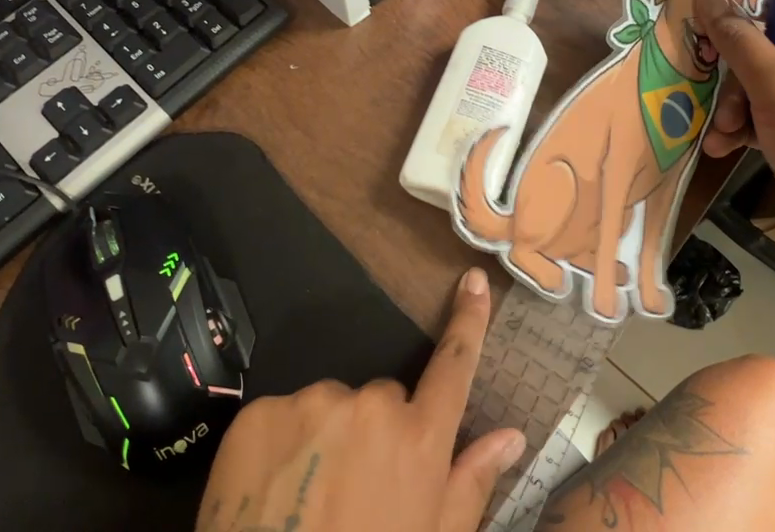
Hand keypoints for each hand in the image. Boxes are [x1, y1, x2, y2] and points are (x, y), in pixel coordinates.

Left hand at [196, 268, 526, 531]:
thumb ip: (471, 482)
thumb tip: (513, 435)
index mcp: (418, 440)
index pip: (451, 368)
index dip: (467, 322)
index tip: (472, 280)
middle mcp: (369, 406)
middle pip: (383, 398)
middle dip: (378, 430)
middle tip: (359, 487)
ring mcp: (311, 403)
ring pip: (332, 407)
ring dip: (330, 436)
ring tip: (313, 493)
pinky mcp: (261, 412)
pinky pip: (285, 415)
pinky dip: (284, 443)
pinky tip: (277, 486)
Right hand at [693, 0, 774, 246]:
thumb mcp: (774, 82)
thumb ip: (737, 38)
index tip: (704, 2)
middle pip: (758, 42)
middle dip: (728, 68)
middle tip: (709, 83)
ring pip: (752, 84)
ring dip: (729, 106)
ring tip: (722, 132)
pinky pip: (759, 118)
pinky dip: (739, 131)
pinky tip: (722, 149)